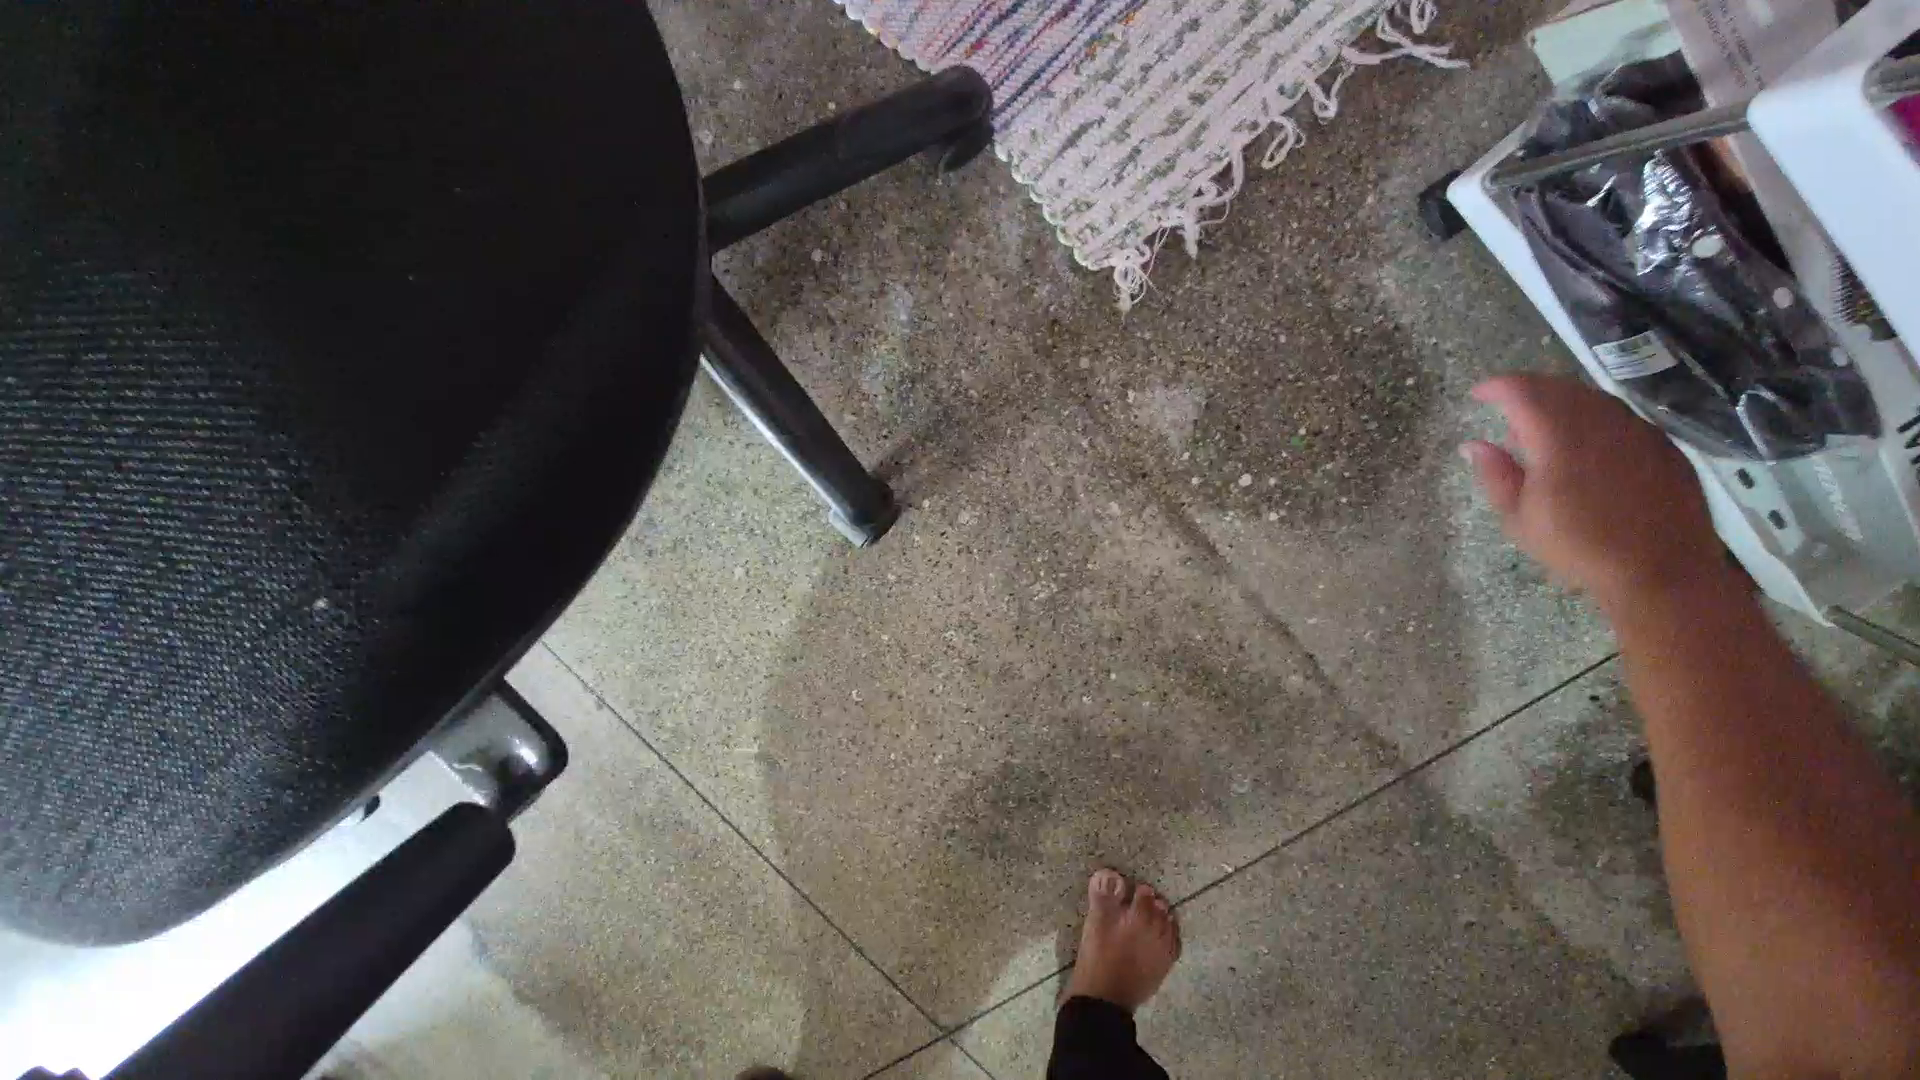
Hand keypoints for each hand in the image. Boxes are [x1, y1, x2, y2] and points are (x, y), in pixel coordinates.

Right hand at [1462, 374, 1734, 614]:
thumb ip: (1495, 474)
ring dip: (1561, 402)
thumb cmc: (1578, 547)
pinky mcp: (1664, 445)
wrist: (1660, 570)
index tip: (1477, 394)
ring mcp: (1639, 431)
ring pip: (1593, 398)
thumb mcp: (1519, 518)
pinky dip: (1593, 419)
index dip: (1496, 386)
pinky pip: (1621, 417)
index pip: (1522, 392)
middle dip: (1527, 390)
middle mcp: (1601, 423)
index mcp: (1559, 438)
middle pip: (1559, 388)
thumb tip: (1473, 445)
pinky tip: (1585, 444)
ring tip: (1542, 426)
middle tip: (1505, 406)